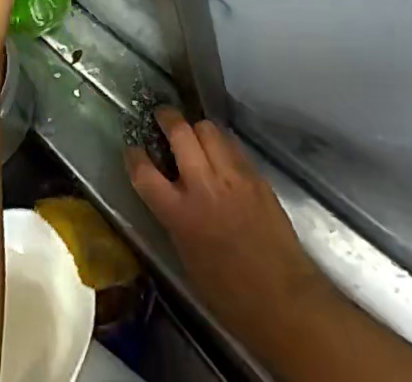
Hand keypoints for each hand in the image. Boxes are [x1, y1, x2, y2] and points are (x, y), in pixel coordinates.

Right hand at [127, 108, 327, 335]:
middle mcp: (204, 186)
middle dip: (168, 119)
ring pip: (209, 130)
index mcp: (180, 215)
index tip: (132, 148)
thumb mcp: (187, 257)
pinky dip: (221, 142)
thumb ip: (175, 219)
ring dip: (196, 127)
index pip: (145, 174)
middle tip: (162, 116)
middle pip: (181, 134)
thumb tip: (172, 197)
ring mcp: (233, 176)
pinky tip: (220, 150)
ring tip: (193, 132)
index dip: (134, 156)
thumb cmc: (227, 293)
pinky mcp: (256, 175)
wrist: (280, 295)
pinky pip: (233, 146)